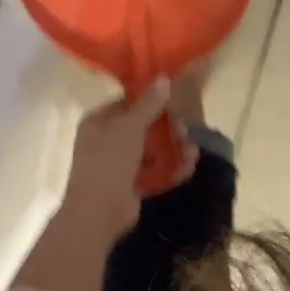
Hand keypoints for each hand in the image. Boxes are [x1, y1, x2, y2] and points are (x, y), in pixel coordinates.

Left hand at [57, 78, 198, 242]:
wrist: (97, 213)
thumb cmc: (109, 162)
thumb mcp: (130, 127)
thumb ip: (149, 103)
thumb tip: (163, 77)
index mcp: (99, 122)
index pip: (128, 103)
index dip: (152, 101)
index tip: (174, 103)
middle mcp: (107, 140)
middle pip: (145, 126)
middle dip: (169, 129)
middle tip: (185, 132)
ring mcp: (119, 165)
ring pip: (154, 150)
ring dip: (175, 149)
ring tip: (192, 153)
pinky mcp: (132, 185)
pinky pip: (156, 171)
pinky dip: (171, 169)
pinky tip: (188, 168)